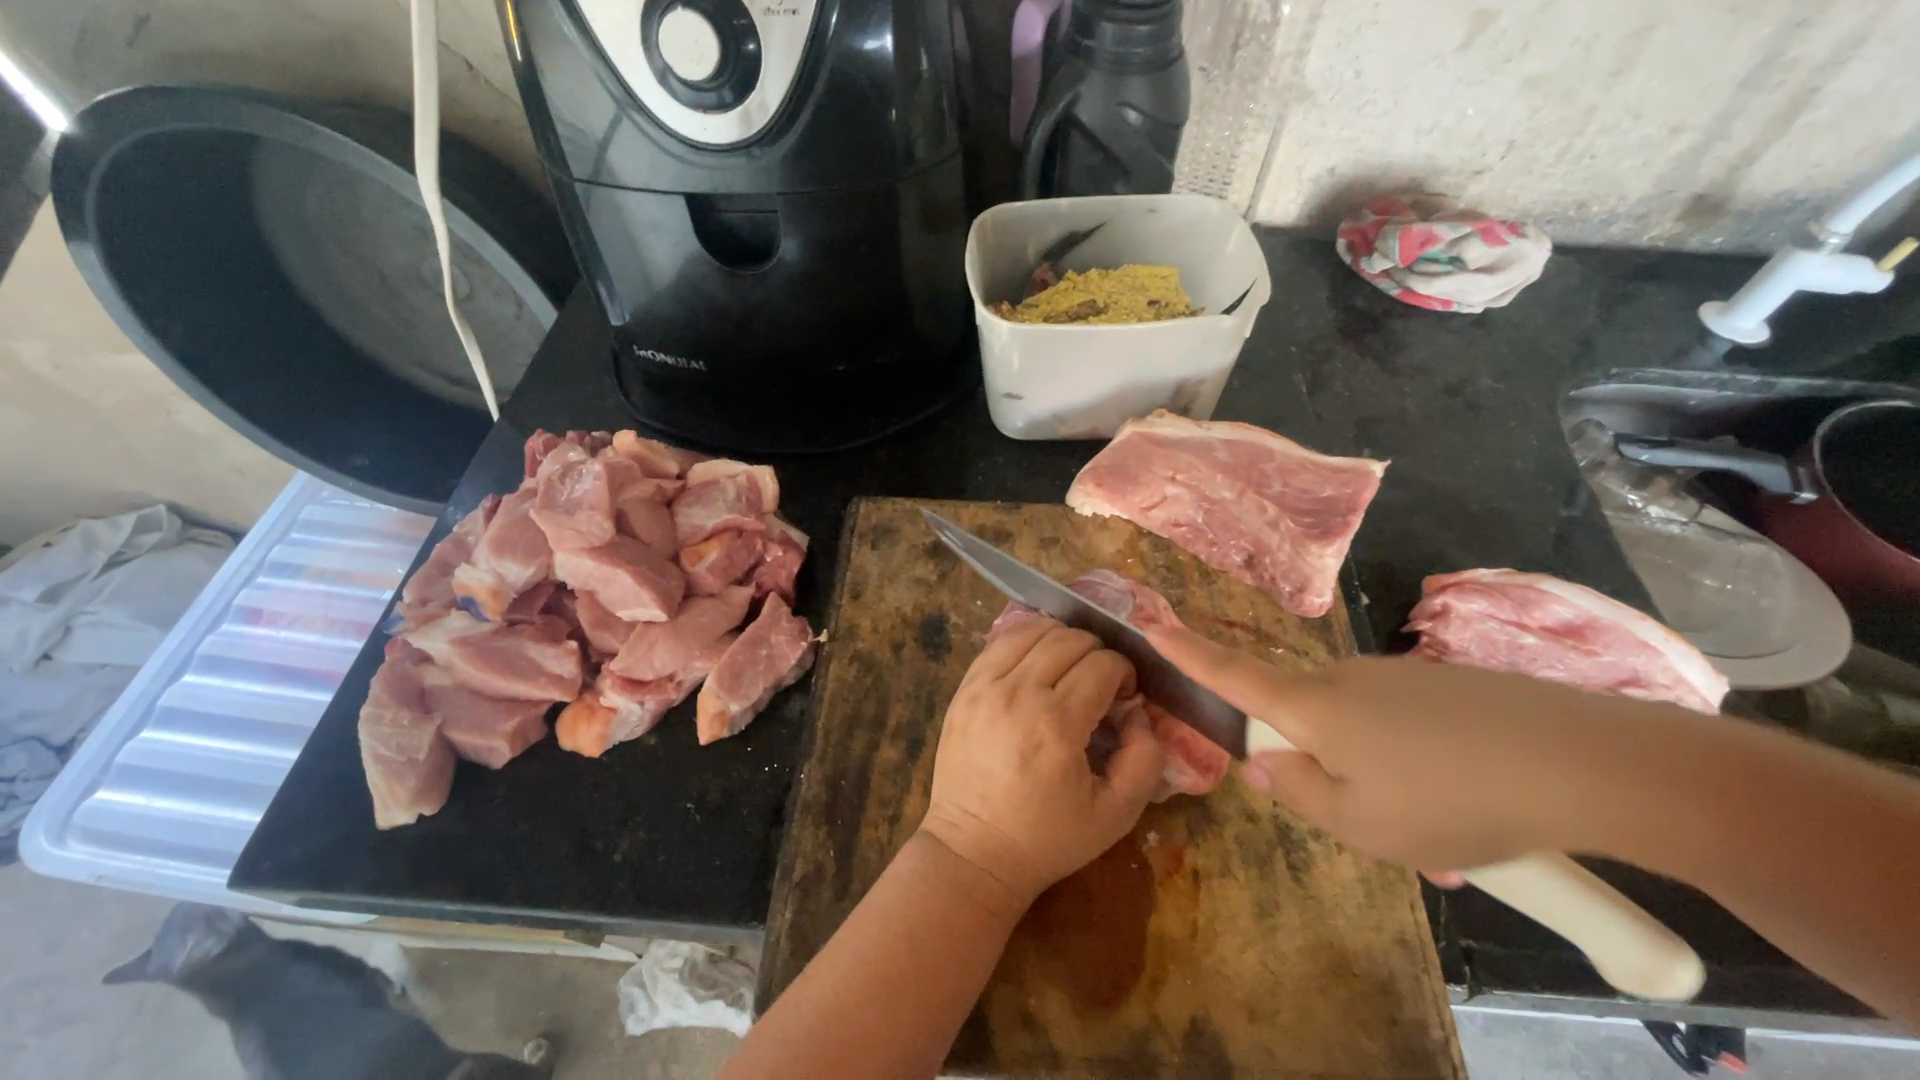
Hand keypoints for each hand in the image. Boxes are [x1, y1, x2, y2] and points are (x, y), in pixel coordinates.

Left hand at [920, 618, 1166, 908]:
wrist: (974, 852)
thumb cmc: (1048, 838)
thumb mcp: (1117, 813)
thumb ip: (1146, 758)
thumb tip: (1139, 712)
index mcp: (1057, 725)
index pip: (1103, 664)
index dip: (1125, 674)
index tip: (1125, 698)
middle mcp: (1018, 695)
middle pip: (1071, 640)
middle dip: (1098, 654)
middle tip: (1101, 685)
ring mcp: (984, 688)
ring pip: (1034, 630)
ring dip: (1063, 640)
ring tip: (1070, 670)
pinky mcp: (964, 690)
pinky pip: (1000, 642)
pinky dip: (1027, 641)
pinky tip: (1038, 664)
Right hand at [1146, 625, 1690, 871]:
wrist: (1582, 761)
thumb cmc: (1450, 800)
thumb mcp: (1361, 825)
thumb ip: (1298, 794)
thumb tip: (1266, 763)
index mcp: (1312, 707)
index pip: (1232, 673)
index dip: (1187, 651)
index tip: (1147, 621)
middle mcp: (1345, 677)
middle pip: (1301, 712)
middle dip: (1316, 760)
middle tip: (1370, 818)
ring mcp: (1397, 675)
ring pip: (1357, 724)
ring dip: (1374, 770)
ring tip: (1433, 824)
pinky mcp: (1443, 683)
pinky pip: (1400, 722)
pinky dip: (1413, 761)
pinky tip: (1464, 797)